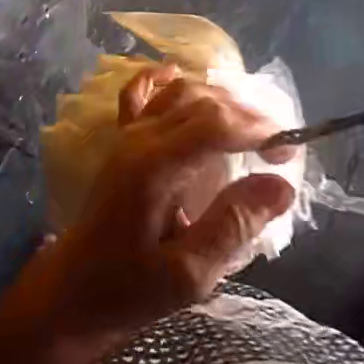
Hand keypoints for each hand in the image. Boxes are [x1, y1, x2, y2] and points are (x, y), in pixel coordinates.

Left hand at [0, 69, 298, 349]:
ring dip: (217, 99)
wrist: (74, 290)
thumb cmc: (130, 288)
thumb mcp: (189, 273)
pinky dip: (160, 79)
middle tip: (278, 147)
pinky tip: (176, 73)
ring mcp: (127, 135)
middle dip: (246, 116)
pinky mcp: (120, 141)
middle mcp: (140, 138)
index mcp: (155, 166)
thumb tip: (281, 185)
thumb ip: (233, 225)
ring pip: (177, 92)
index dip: (257, 129)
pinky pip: (138, 95)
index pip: (214, 124)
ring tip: (250, 126)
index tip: (289, 152)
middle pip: (200, 102)